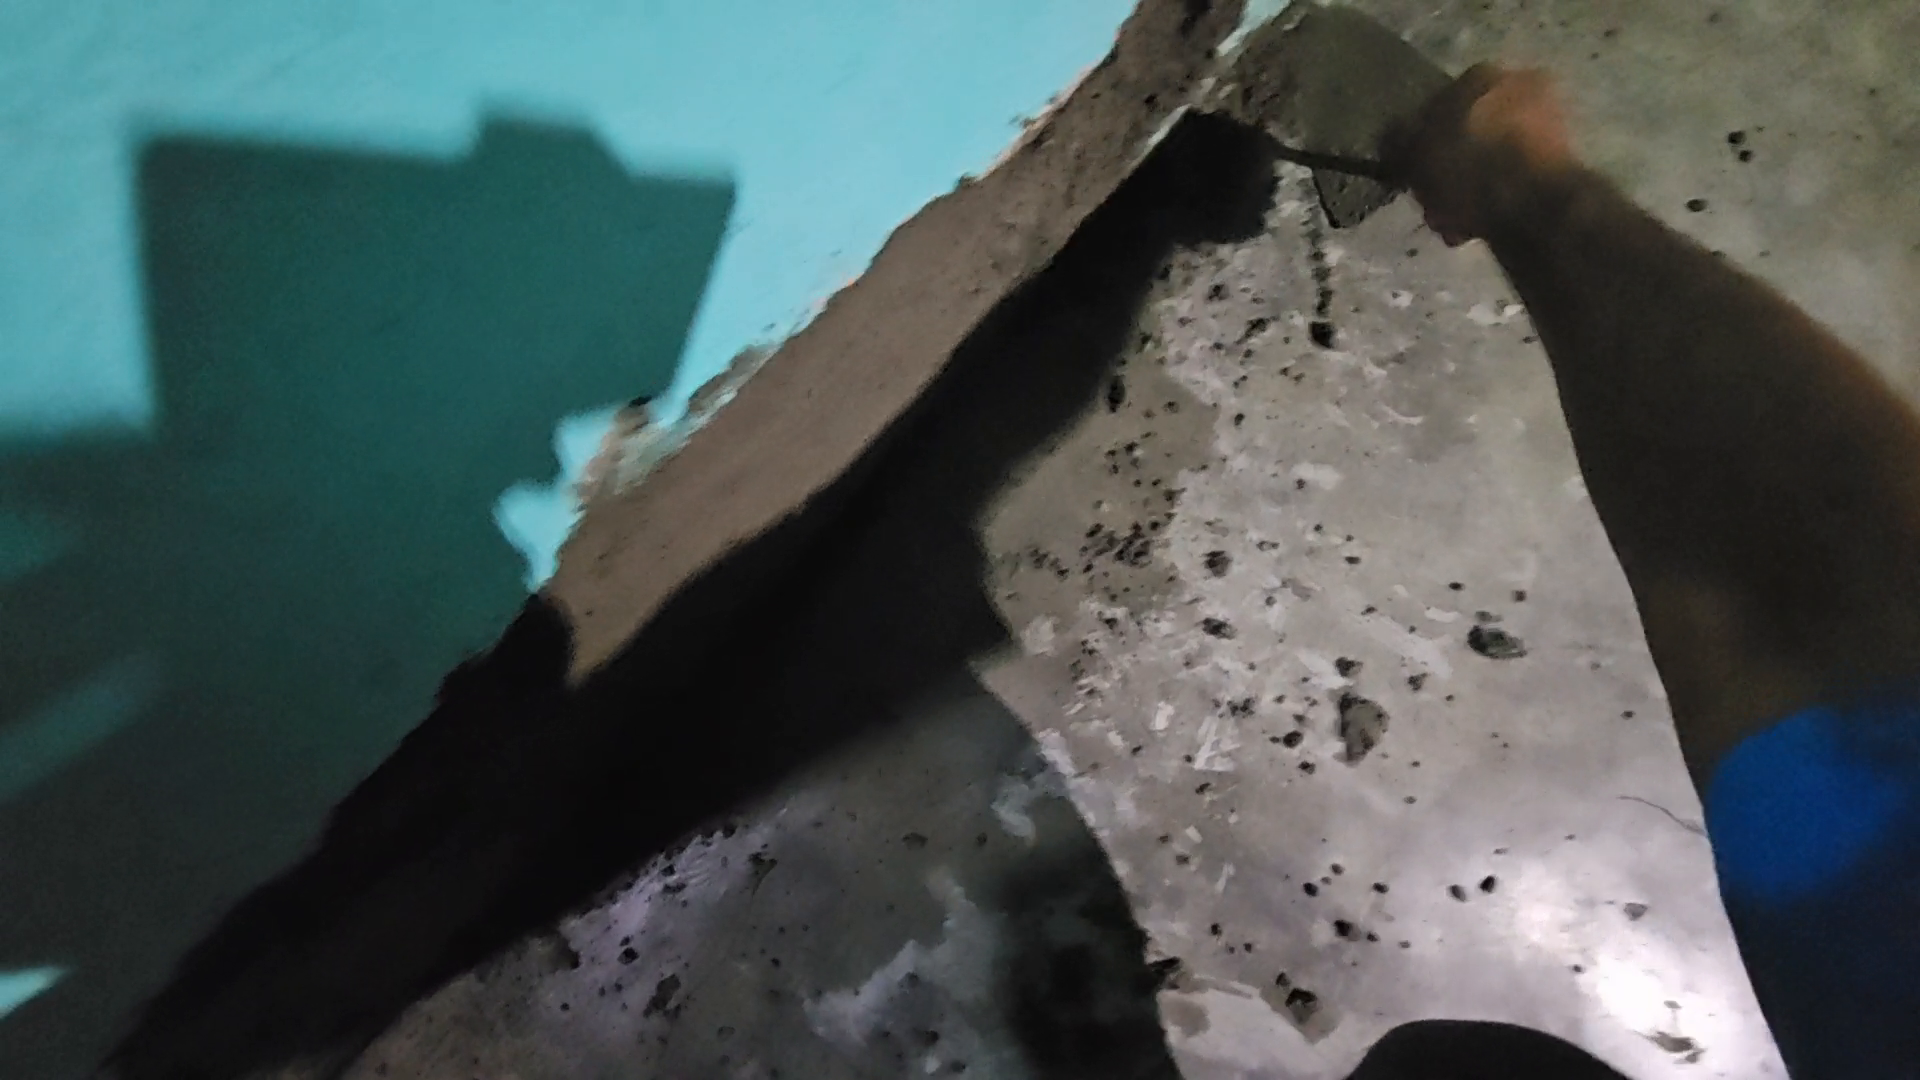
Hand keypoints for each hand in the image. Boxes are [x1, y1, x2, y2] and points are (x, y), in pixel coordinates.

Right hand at [1385, 64, 1573, 245]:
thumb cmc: (1465, 169)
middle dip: (1444, 170)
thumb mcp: (1413, 155)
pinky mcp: (1558, 151)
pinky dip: (1489, 197)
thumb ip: (1397, 142)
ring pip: (1484, 157)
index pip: (1434, 104)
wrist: (1529, 199)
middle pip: (1463, 134)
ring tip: (1450, 220)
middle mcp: (1517, 82)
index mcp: (1478, 74)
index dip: (1416, 141)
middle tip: (1430, 200)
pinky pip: (1507, 175)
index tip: (1408, 171)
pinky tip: (1473, 222)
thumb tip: (1389, 137)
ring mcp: (1544, 116)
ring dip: (1463, 189)